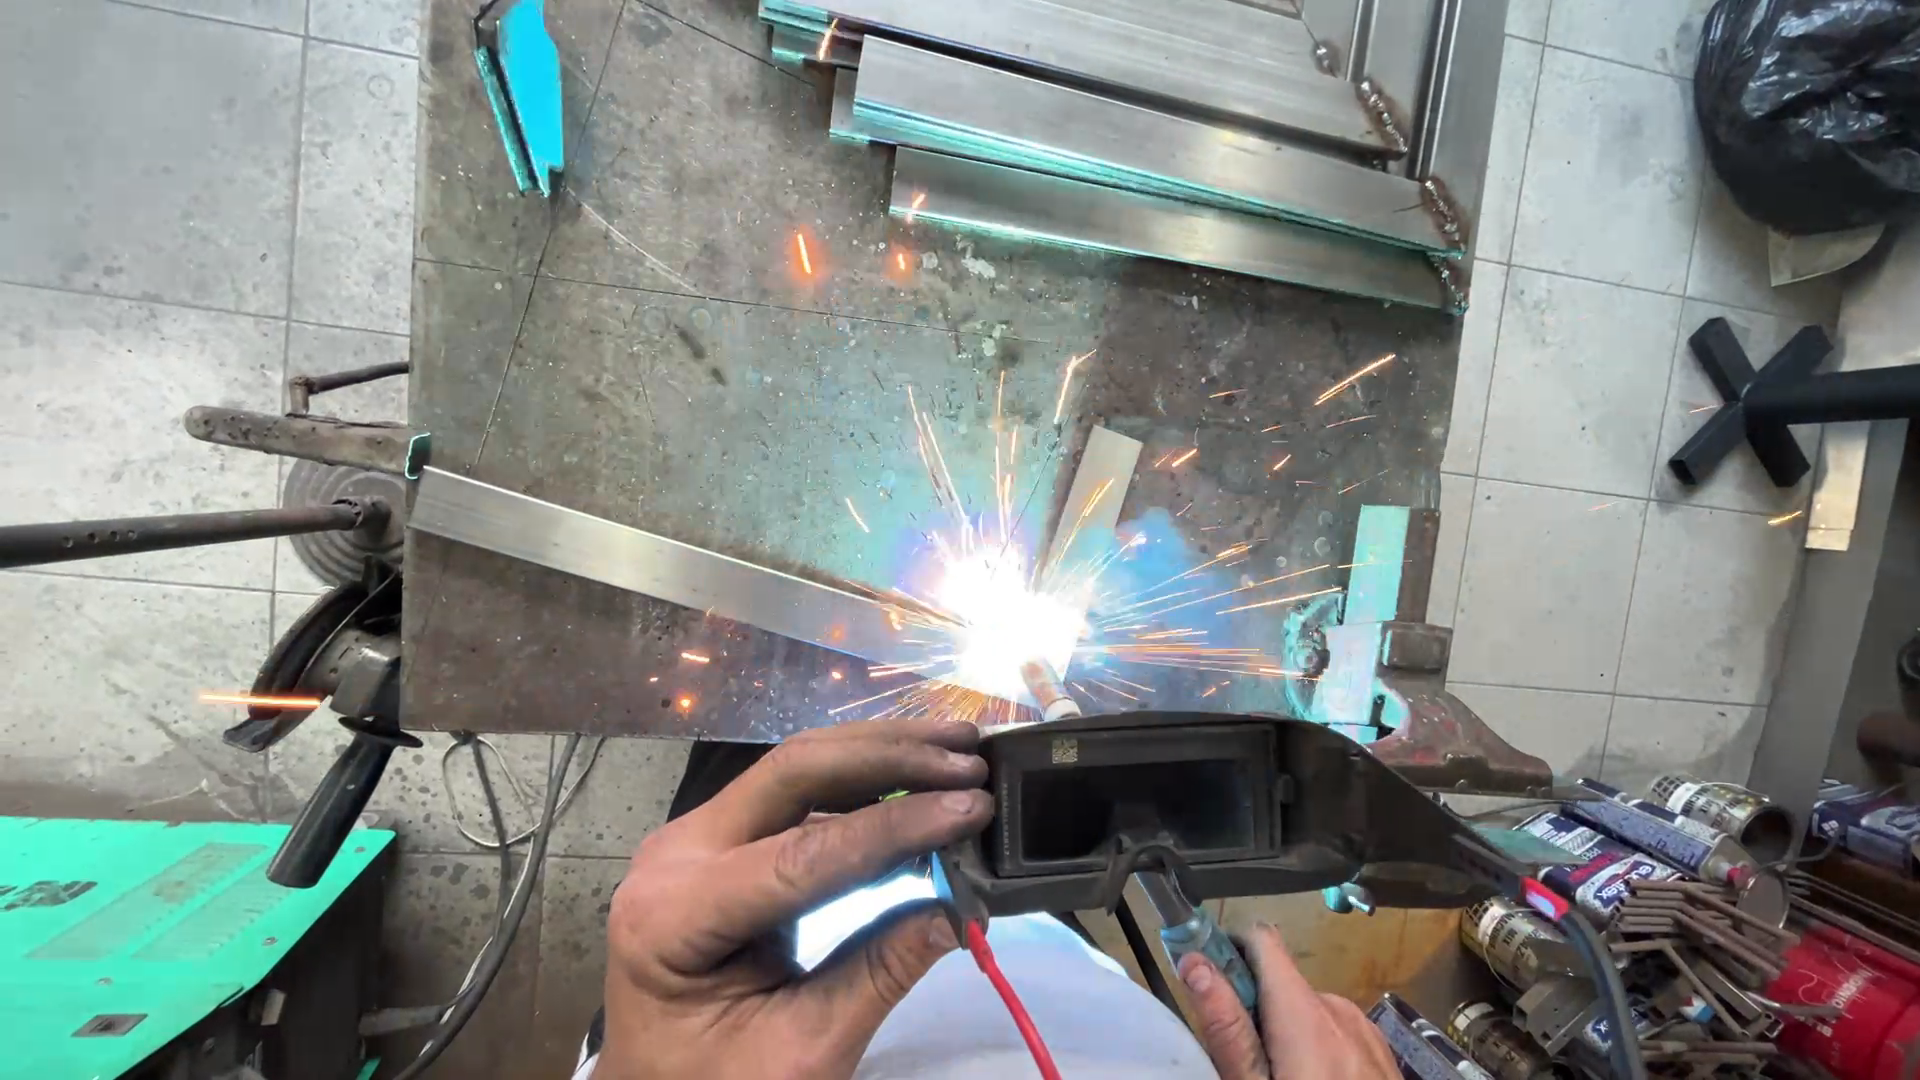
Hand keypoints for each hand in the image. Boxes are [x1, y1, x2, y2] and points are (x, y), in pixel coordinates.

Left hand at [596, 715, 992, 1078]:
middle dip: (890, 757)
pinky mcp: (725, 830)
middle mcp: (677, 850)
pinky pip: (799, 787)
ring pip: (800, 762)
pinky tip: (914, 770)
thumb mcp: (800, 1051)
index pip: (802, 853)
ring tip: (956, 743)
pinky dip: (864, 774)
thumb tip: (960, 907)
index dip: (896, 825)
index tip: (973, 805)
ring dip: (882, 750)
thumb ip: (879, 972)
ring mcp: (697, 831)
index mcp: (675, 915)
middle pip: (795, 770)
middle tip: (968, 756)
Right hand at [1178, 923, 1399, 1079]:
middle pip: (1280, 984)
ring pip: (1307, 1014)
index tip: (1211, 990)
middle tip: (1248, 1071)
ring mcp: (1370, 1039)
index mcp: (1308, 1015)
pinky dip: (1319, 1056)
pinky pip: (1338, 1039)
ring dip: (1287, 1038)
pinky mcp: (1387, 1064)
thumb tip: (1195, 962)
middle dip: (1256, 1014)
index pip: (1262, 940)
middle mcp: (1342, 1013)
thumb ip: (1227, 1030)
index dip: (1229, 954)